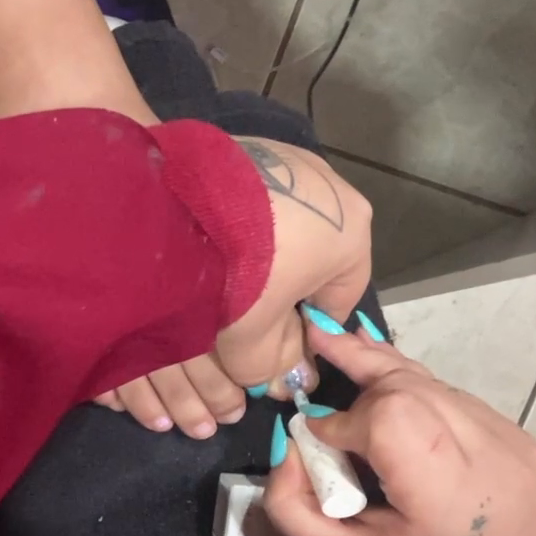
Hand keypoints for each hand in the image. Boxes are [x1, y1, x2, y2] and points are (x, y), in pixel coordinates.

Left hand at [94, 137, 373, 436]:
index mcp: (353, 234)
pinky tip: (204, 243)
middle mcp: (335, 189)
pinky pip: (250, 202)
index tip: (270, 347)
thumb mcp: (252, 331)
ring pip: (278, 230)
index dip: (304, 333)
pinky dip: (233, 226)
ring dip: (253, 258)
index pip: (338, 301)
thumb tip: (273, 386)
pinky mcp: (250, 149)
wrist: (183, 198)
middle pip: (309, 263)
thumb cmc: (238, 271)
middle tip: (238, 315)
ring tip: (216, 280)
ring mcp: (291, 162)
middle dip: (277, 294)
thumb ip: (266, 364)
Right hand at [263, 323, 535, 535]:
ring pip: (433, 384)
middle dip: (359, 372)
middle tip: (317, 342)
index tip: (317, 438)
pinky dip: (412, 391)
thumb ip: (290, 503)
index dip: (344, 418)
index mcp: (446, 498)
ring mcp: (514, 443)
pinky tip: (383, 385)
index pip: (392, 418)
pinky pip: (453, 398)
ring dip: (383, 375)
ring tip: (341, 344)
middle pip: (412, 387)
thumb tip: (290, 441)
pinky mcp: (521, 438)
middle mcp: (491, 458)